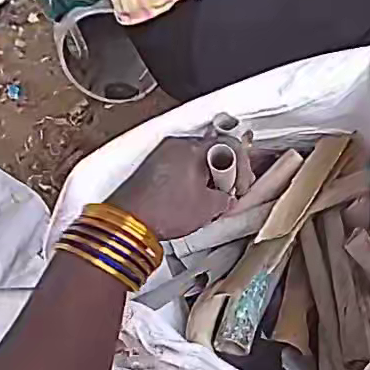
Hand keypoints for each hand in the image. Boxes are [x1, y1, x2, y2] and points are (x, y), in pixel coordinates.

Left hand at [107, 136, 231, 240]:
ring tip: (207, 202)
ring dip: (207, 179)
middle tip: (227, 194)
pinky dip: (189, 181)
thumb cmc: (161, 212)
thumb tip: (226, 198)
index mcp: (192, 147)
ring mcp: (161, 156)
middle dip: (225, 175)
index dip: (243, 169)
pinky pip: (179, 168)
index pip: (230, 146)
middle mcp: (174, 145)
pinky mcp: (151, 169)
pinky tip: (189, 201)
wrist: (127, 224)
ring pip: (196, 161)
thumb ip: (225, 198)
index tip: (241, 188)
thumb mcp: (207, 208)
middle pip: (212, 152)